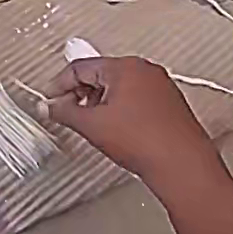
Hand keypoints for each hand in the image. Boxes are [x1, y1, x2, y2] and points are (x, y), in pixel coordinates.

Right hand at [47, 57, 220, 186]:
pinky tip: (114, 128)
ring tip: (92, 123)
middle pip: (99, 74)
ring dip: (98, 101)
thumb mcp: (90, 124)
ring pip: (117, 86)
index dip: (60, 85)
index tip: (52, 100)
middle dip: (80, 93)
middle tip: (68, 111)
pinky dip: (118, 107)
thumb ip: (63, 111)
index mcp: (125, 67)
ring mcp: (160, 86)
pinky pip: (134, 96)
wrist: (181, 166)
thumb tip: (51, 106)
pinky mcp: (168, 103)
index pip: (80, 67)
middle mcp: (145, 71)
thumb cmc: (144, 141)